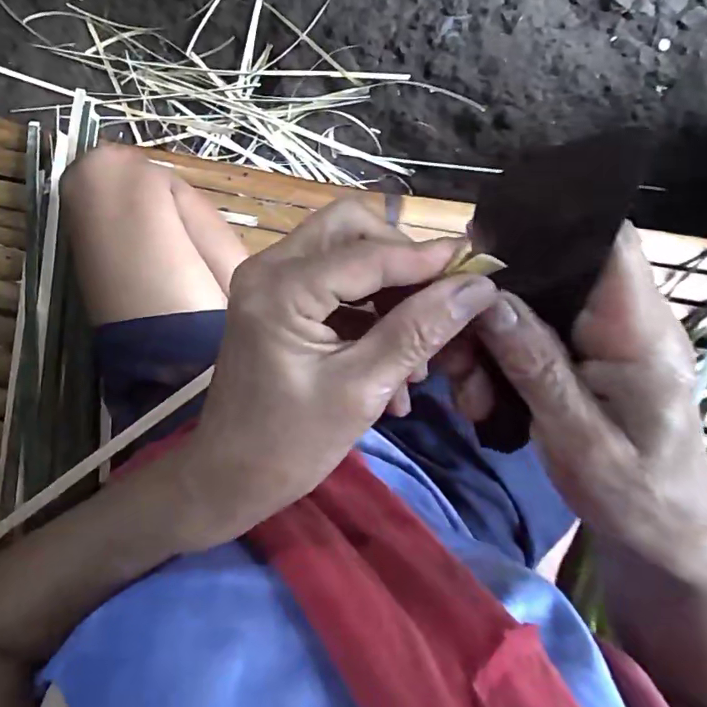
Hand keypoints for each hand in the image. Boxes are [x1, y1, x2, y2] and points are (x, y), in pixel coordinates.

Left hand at [181, 199, 498, 543]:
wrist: (227, 479)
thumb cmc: (289, 445)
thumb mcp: (363, 389)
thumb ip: (419, 331)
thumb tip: (478, 288)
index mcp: (282, 288)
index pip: (369, 254)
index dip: (428, 258)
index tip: (479, 266)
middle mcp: (271, 266)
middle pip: (352, 227)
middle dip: (401, 257)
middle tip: (437, 296)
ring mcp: (272, 278)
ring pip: (346, 248)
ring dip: (389, 285)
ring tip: (420, 346)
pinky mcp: (280, 295)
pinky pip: (336, 277)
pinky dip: (370, 305)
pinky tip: (396, 357)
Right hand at [465, 224, 706, 584]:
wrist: (666, 550)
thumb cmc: (636, 501)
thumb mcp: (577, 440)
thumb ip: (535, 365)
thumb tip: (489, 298)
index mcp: (640, 330)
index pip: (610, 240)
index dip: (553, 225)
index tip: (487, 247)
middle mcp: (627, 319)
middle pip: (556, 271)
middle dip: (498, 298)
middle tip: (456, 346)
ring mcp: (608, 337)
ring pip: (537, 303)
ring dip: (492, 336)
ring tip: (467, 389)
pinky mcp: (591, 356)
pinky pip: (539, 333)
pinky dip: (504, 355)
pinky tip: (483, 396)